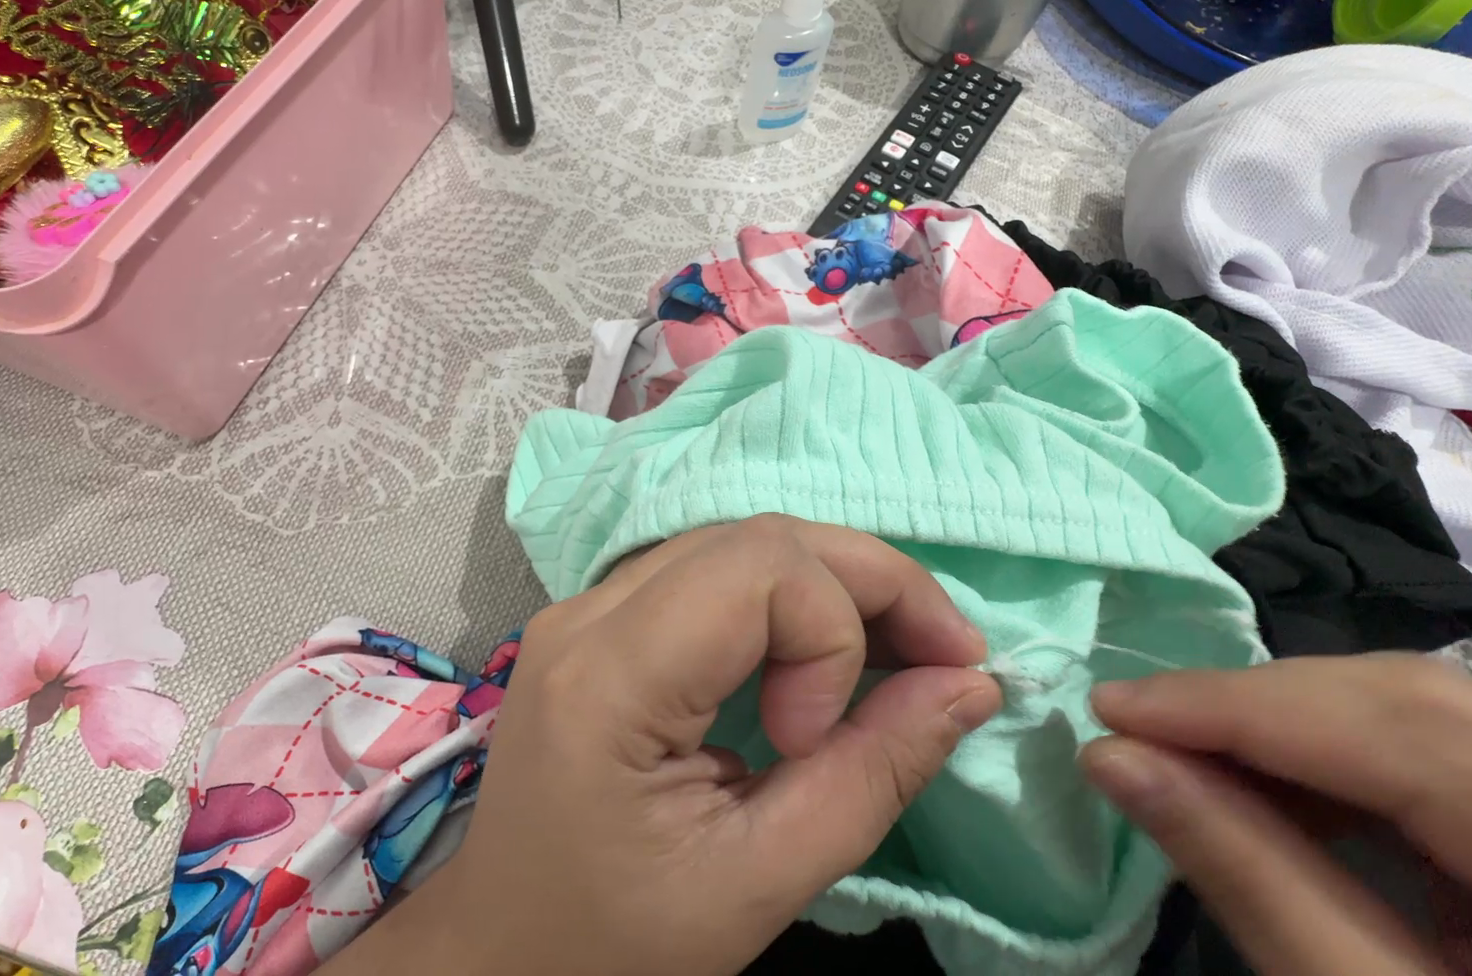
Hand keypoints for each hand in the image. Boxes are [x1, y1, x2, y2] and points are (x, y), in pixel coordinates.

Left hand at [327, 514, 1001, 975]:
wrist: (502, 950)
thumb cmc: (618, 941)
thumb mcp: (759, 882)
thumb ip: (872, 774)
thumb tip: (969, 684)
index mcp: (608, 678)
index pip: (758, 565)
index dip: (836, 629)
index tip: (825, 735)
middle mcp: (586, 614)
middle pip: (753, 537)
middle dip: (865, 582)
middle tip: (944, 656)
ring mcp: (584, 609)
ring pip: (735, 544)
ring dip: (830, 588)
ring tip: (896, 657)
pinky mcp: (598, 622)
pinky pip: (708, 575)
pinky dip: (783, 601)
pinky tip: (822, 654)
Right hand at [1079, 653, 1471, 974]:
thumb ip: (1254, 880)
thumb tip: (1115, 758)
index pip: (1416, 737)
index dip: (1243, 707)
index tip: (1112, 707)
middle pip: (1429, 704)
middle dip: (1259, 703)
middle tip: (1138, 723)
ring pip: (1440, 711)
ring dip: (1291, 723)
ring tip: (1189, 751)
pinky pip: (1457, 750)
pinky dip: (1341, 755)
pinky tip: (1276, 784)